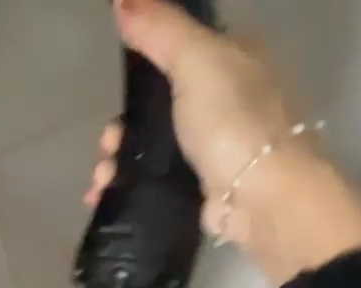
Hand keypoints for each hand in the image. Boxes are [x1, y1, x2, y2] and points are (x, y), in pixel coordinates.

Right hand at [88, 0, 360, 283]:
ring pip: (147, 145)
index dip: (141, 68)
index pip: (179, 51)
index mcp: (234, 59)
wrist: (257, 195)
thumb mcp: (196, 62)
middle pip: (154, 105)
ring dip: (116, 160)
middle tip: (109, 145)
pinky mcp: (196, 183)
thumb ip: (161, 31)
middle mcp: (225, 98)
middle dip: (121, 127)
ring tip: (103, 179)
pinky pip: (148, 177)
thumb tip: (122, 0)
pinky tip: (104, 194)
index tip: (118, 92)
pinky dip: (122, 185)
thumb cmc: (232, 122)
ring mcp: (211, 143)